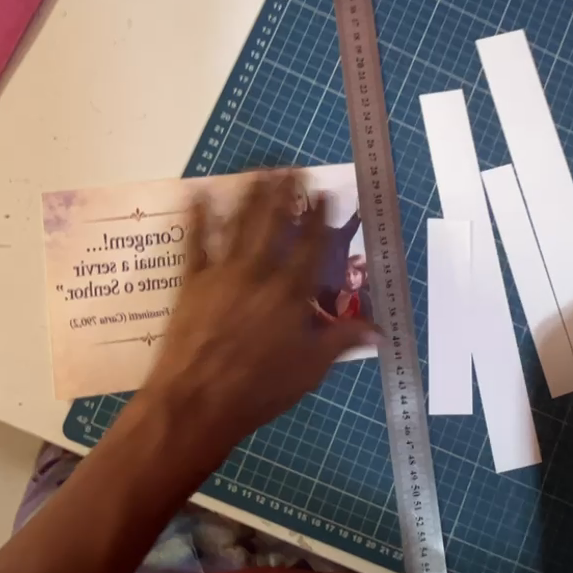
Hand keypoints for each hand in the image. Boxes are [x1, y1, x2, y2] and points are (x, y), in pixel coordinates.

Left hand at [132, 170, 375, 465]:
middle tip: (292, 170)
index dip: (320, 217)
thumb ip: (343, 339)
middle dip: (286, 194)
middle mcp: (260, 272)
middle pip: (276, 224)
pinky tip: (199, 194)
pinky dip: (198, 217)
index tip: (324, 193)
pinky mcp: (192, 282)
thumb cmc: (260, 390)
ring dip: (251, 195)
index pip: (312, 245)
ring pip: (240, 224)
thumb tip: (380, 328)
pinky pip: (196, 242)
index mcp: (292, 292)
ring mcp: (223, 273)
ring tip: (259, 172)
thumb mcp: (311, 368)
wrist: (197, 402)